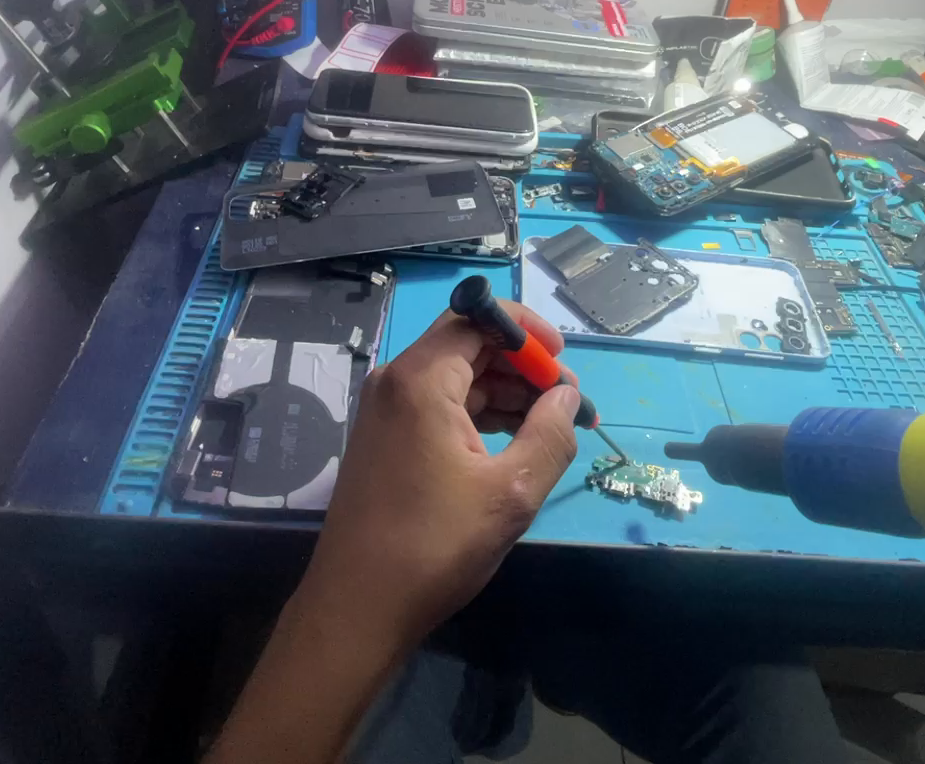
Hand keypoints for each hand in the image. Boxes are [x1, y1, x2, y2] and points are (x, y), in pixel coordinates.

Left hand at [299, 303, 580, 644]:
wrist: (357, 606)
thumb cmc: (434, 546)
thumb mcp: (511, 492)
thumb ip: (550, 434)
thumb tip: (568, 395)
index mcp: (421, 379)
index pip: (476, 318)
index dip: (526, 331)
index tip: (563, 359)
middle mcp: (396, 380)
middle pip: (467, 345)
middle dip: (522, 366)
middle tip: (567, 401)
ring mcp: (386, 408)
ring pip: (455, 375)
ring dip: (504, 391)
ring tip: (551, 424)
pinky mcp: (385, 435)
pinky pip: (439, 403)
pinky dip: (478, 412)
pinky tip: (512, 438)